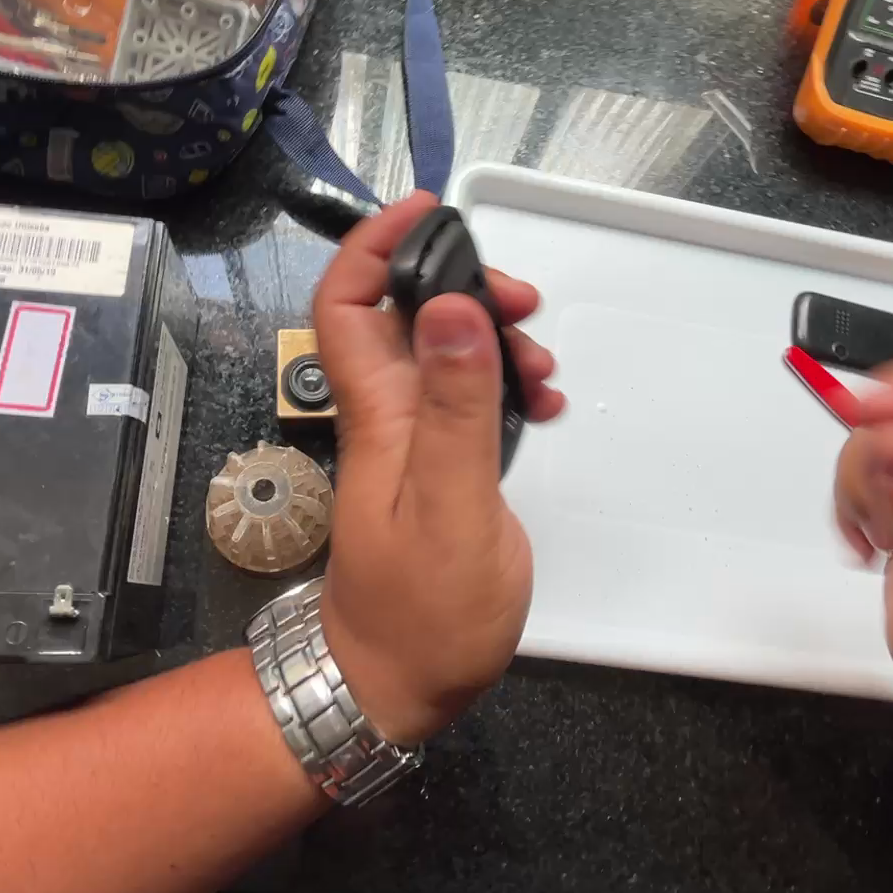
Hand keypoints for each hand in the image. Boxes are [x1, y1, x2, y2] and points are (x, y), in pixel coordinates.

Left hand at [309, 192, 566, 744]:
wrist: (400, 679)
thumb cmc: (423, 606)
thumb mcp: (449, 503)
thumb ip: (456, 407)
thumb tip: (453, 309)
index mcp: (378, 411)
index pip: (348, 303)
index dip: (376, 247)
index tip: (427, 213)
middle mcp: (390, 413)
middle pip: (407, 316)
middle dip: (462, 289)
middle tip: (522, 304)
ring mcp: (417, 439)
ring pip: (446, 353)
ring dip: (493, 339)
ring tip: (544, 363)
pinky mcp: (444, 464)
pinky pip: (471, 398)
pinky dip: (507, 385)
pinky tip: (543, 402)